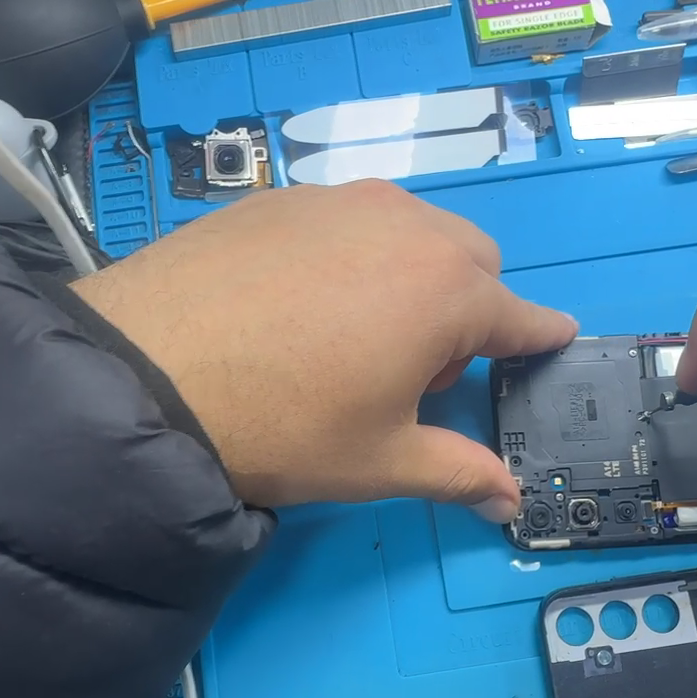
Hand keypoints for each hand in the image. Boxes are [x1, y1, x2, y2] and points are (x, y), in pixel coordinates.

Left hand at [72, 180, 576, 518]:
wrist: (146, 376)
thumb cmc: (282, 427)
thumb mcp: (378, 461)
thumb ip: (459, 474)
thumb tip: (509, 502)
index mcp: (446, 292)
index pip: (520, 315)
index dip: (540, 336)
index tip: (551, 341)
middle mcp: (405, 226)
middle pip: (471, 263)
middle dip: (465, 311)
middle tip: (412, 368)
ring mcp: (340, 200)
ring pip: (410, 232)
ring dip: (411, 276)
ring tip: (352, 333)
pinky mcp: (282, 196)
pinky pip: (348, 219)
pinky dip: (353, 254)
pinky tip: (300, 301)